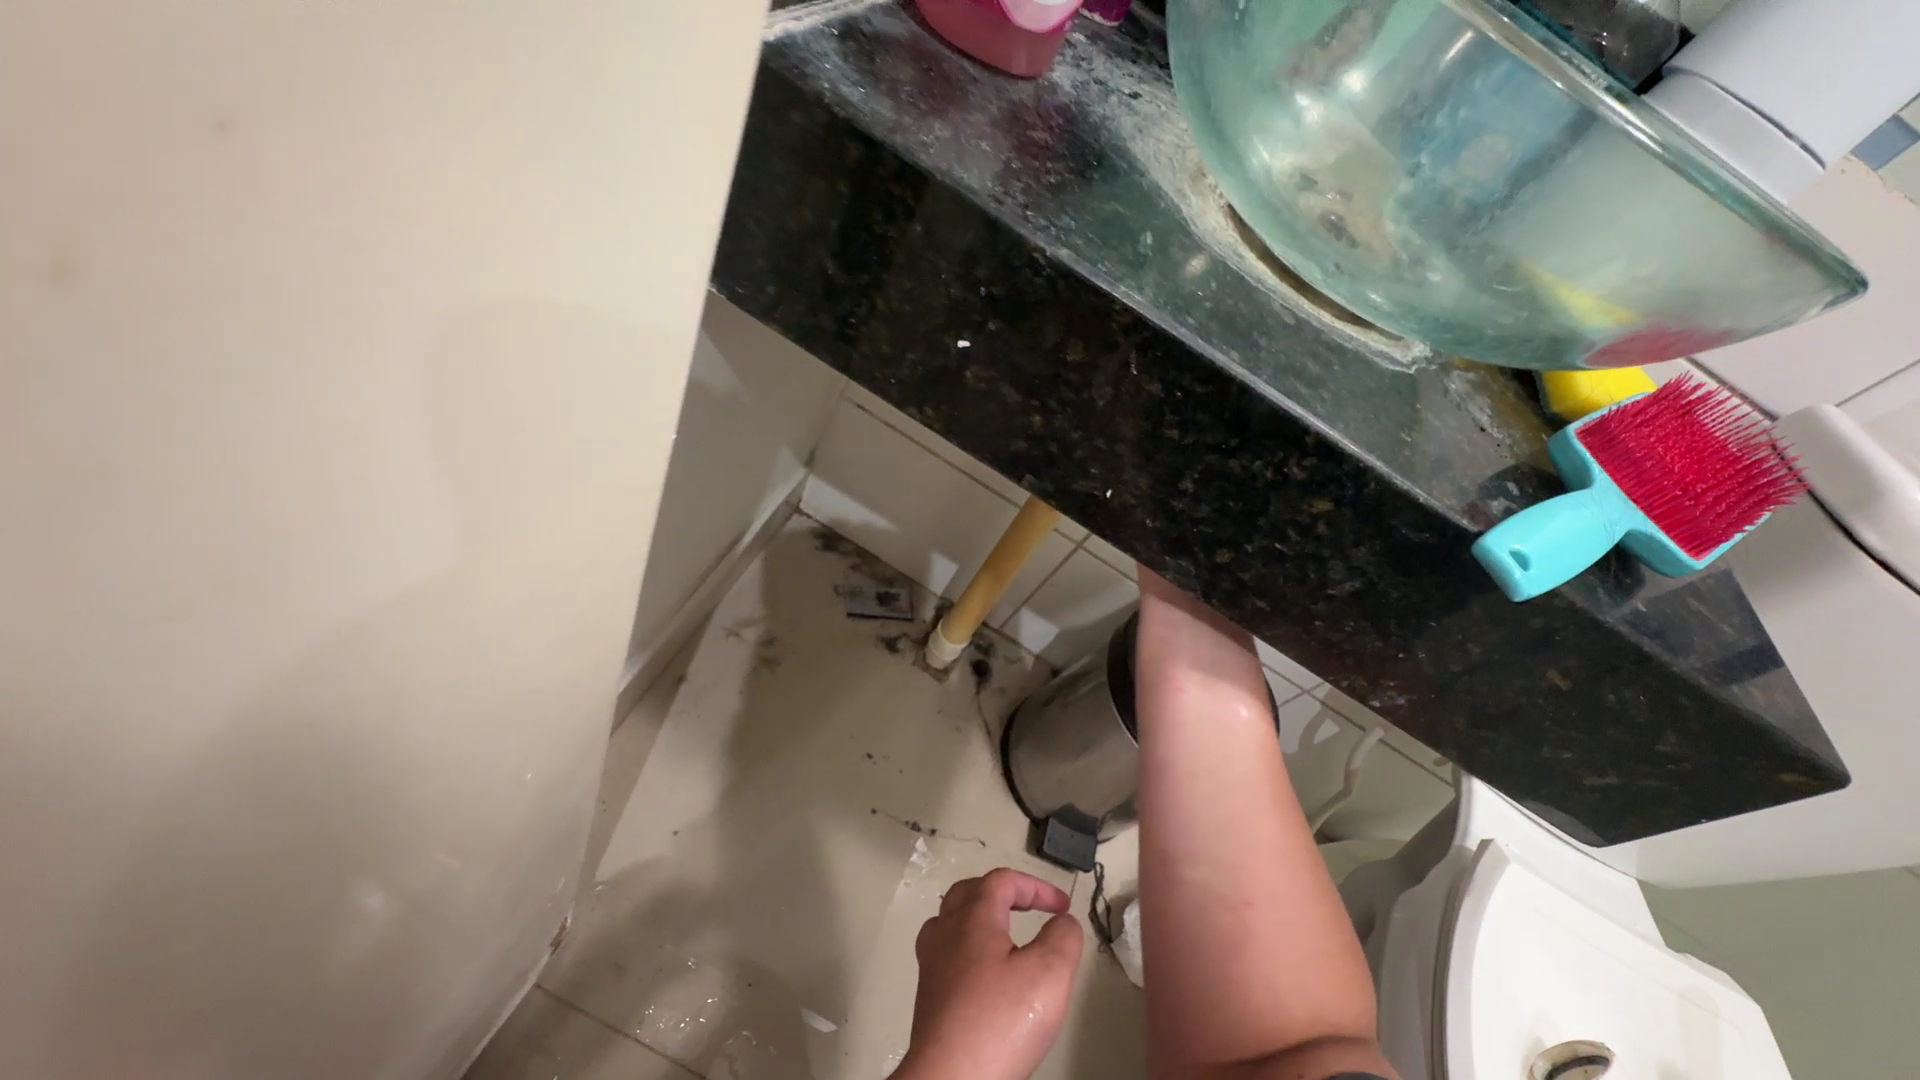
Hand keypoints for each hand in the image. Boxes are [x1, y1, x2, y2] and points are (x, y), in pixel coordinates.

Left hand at [896, 868, 1084, 1079]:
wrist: (950, 1079)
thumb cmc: (1000, 1020)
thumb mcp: (1049, 974)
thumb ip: (1063, 938)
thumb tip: (1063, 922)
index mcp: (973, 917)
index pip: (1003, 880)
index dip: (1036, 886)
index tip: (1063, 907)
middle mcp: (945, 932)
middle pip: (971, 892)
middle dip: (1005, 893)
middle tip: (1031, 908)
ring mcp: (931, 963)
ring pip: (952, 921)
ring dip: (981, 917)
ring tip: (1005, 932)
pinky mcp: (928, 995)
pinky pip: (947, 952)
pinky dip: (970, 947)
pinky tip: (985, 973)